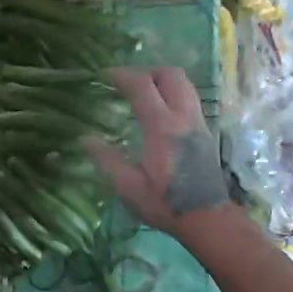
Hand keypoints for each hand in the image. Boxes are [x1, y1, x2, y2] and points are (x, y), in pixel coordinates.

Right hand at [86, 68, 232, 237]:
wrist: (206, 218)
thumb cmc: (166, 204)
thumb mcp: (129, 187)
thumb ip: (107, 160)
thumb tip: (86, 139)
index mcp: (163, 127)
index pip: (142, 85)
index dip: (121, 75)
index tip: (104, 76)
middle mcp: (184, 117)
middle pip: (170, 74)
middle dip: (146, 72)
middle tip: (128, 84)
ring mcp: (198, 123)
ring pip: (185, 85)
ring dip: (163, 82)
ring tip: (144, 95)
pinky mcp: (205, 133)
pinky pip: (190, 100)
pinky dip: (173, 96)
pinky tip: (160, 114)